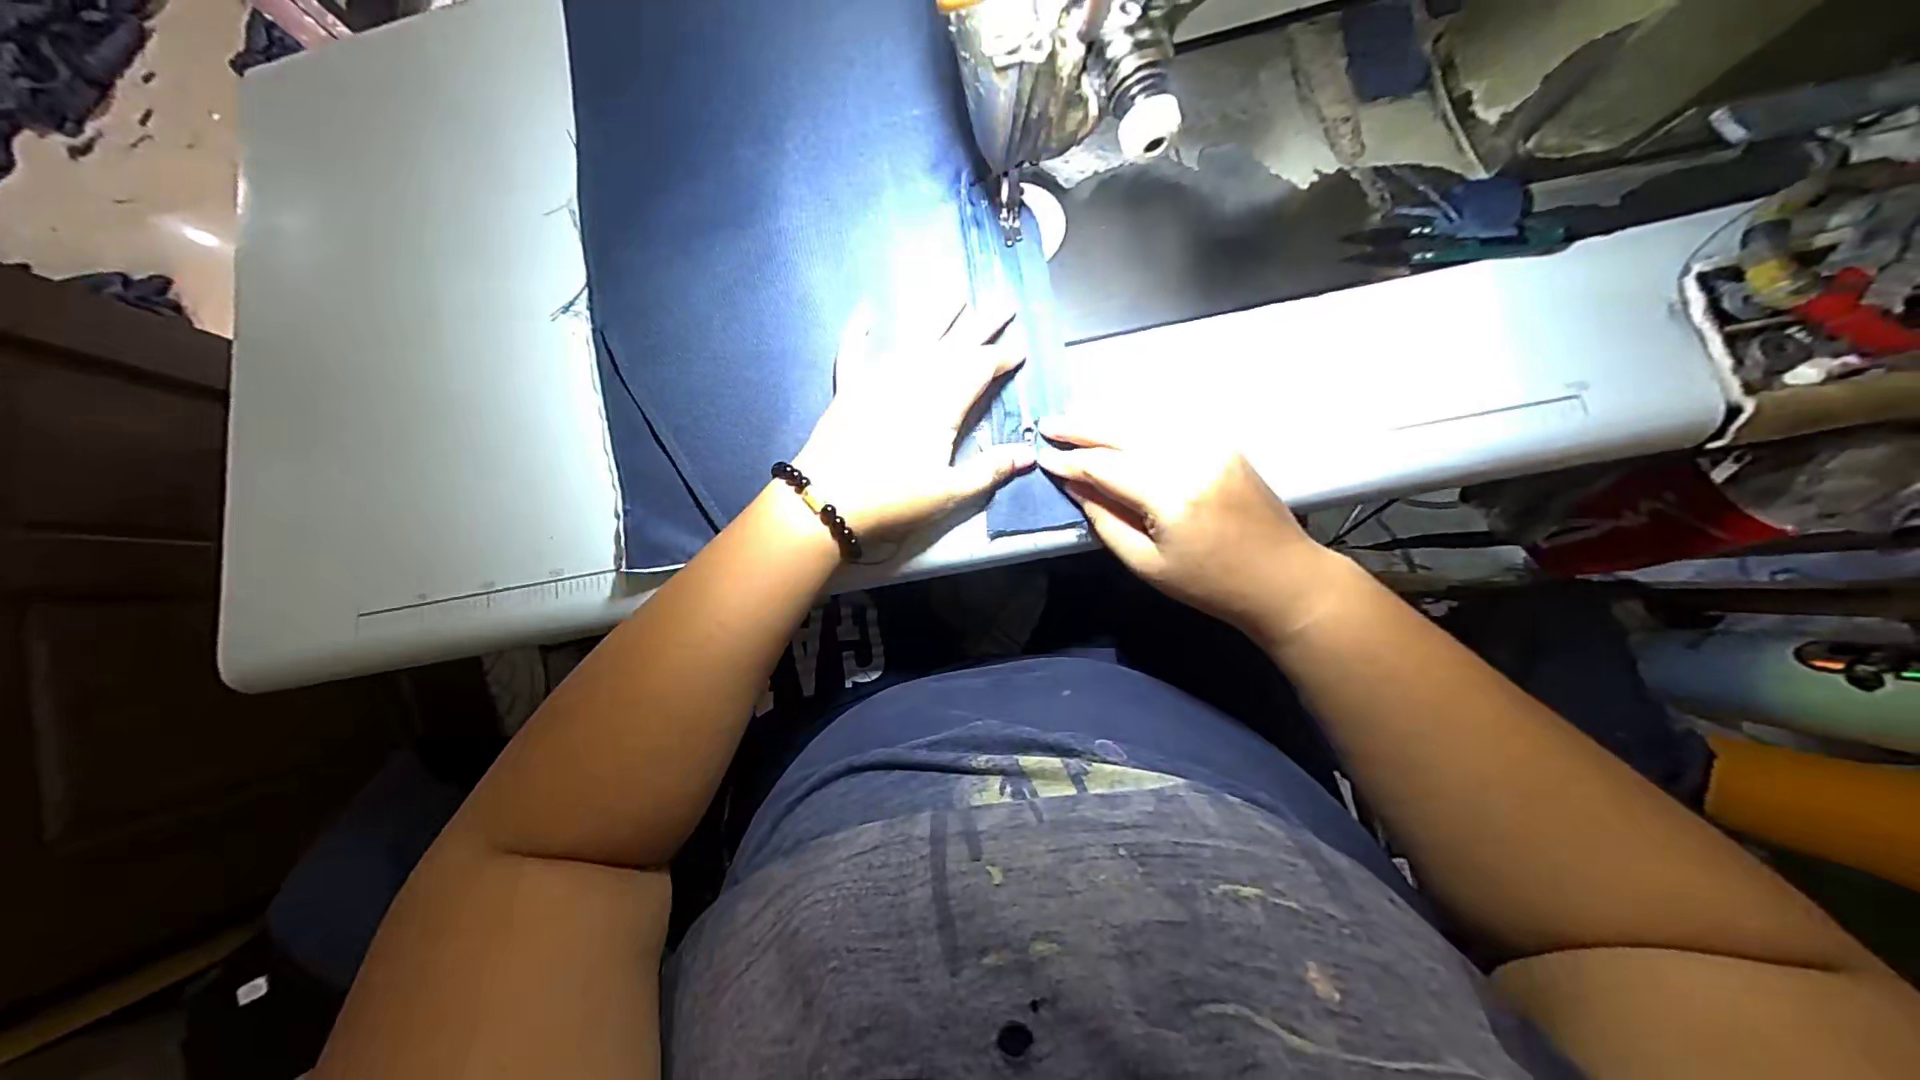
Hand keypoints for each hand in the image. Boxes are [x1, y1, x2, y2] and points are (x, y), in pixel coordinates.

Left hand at [792, 304, 1035, 536]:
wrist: (827, 501)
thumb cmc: (893, 499)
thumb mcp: (949, 492)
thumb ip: (990, 469)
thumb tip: (1028, 454)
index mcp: (942, 404)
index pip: (980, 369)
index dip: (1002, 358)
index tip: (1021, 349)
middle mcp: (913, 380)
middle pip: (954, 345)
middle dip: (982, 325)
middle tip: (1004, 304)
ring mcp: (878, 379)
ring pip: (913, 338)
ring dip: (936, 316)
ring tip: (956, 295)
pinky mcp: (849, 388)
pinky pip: (854, 350)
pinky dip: (859, 331)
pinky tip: (865, 312)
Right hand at [1036, 415, 1352, 643]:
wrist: (1282, 577)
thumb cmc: (1209, 584)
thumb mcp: (1146, 563)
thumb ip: (1105, 519)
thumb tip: (1074, 484)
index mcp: (1171, 495)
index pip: (1106, 466)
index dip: (1071, 461)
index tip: (1043, 457)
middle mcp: (1191, 458)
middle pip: (1124, 431)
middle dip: (1082, 426)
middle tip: (1048, 423)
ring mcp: (1212, 445)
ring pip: (1147, 419)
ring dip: (1108, 417)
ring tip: (1075, 418)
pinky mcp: (1224, 443)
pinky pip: (1171, 423)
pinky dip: (1140, 419)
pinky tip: (1119, 420)